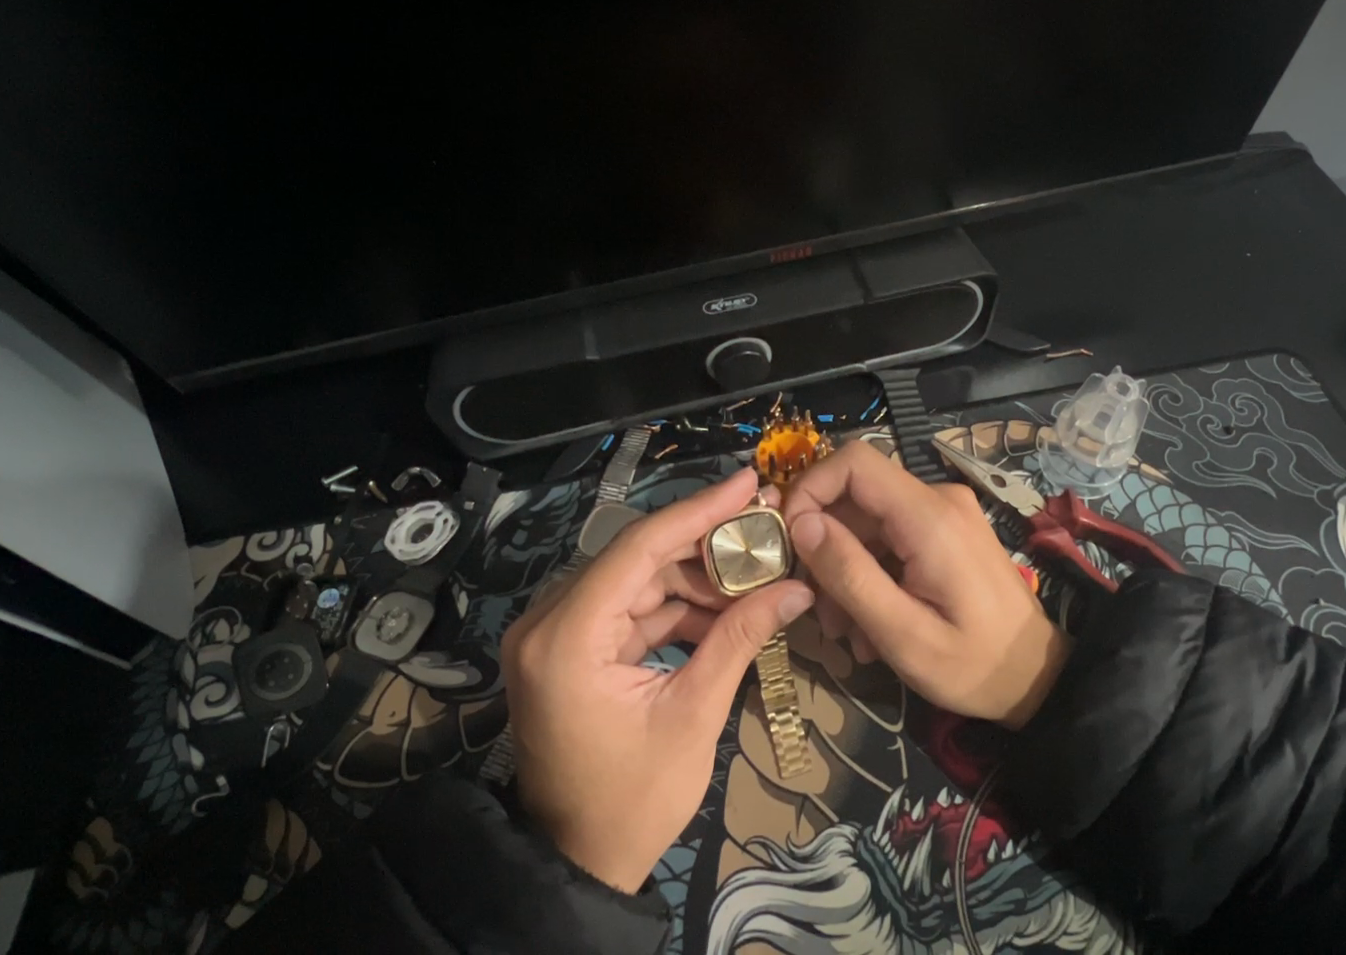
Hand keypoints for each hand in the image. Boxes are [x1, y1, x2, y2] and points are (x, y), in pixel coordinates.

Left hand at [502, 468, 814, 892]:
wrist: (579, 861)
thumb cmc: (634, 800)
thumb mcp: (695, 716)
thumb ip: (740, 639)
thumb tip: (797, 587)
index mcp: (567, 637)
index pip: (638, 548)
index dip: (699, 511)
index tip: (749, 484)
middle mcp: (548, 622)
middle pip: (637, 559)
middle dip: (705, 546)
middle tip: (766, 532)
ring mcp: (554, 635)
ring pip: (636, 581)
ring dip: (694, 579)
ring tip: (756, 577)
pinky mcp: (568, 649)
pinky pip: (628, 610)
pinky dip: (675, 608)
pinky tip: (723, 609)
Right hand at [781, 440, 1069, 728]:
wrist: (1037, 676)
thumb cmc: (974, 664)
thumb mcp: (902, 633)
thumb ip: (849, 573)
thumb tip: (801, 523)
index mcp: (930, 517)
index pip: (854, 461)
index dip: (810, 489)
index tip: (790, 542)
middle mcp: (937, 500)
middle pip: (855, 497)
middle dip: (824, 548)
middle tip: (818, 612)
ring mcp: (944, 514)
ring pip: (867, 522)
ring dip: (845, 571)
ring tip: (847, 633)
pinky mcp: (945, 532)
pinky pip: (889, 538)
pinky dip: (870, 574)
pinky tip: (871, 625)